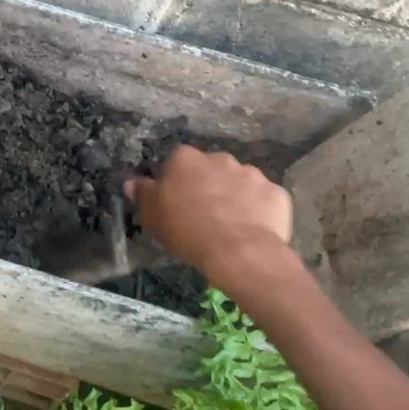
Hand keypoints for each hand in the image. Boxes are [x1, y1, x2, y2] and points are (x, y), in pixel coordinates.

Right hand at [125, 145, 299, 300]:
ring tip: (231, 224)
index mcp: (186, 159)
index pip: (175, 163)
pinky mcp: (276, 193)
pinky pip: (263, 199)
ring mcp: (252, 174)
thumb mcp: (153, 216)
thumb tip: (132, 182)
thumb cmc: (188, 230)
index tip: (175, 202)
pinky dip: (259, 210)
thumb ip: (142, 194)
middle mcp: (220, 158)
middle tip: (204, 214)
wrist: (240, 251)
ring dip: (234, 196)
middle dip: (208, 185)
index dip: (175, 182)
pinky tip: (253, 230)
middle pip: (209, 169)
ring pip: (239, 182)